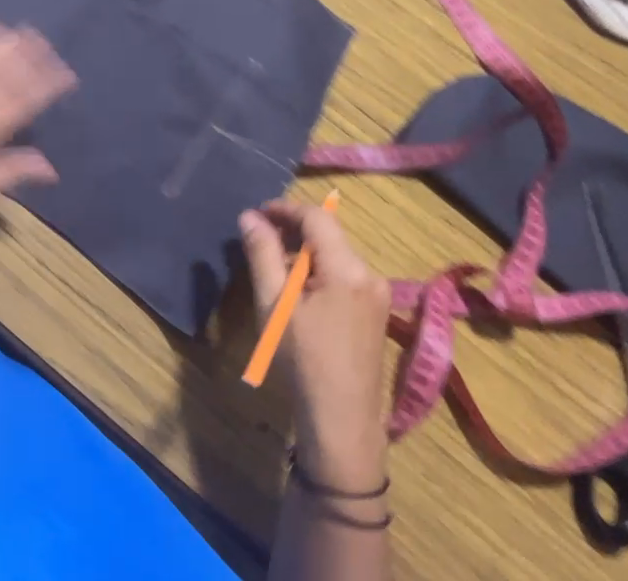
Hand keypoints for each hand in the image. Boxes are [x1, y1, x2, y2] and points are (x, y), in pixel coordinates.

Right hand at [240, 200, 390, 491]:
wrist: (341, 418)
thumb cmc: (301, 358)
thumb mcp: (273, 303)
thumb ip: (262, 254)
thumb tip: (250, 216)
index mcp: (347, 269)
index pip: (317, 217)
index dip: (283, 209)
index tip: (253, 214)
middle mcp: (370, 275)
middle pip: (328, 234)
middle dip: (291, 229)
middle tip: (254, 237)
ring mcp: (378, 295)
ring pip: (335, 255)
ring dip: (302, 251)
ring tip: (269, 263)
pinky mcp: (375, 313)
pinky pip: (343, 275)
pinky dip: (316, 270)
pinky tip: (295, 289)